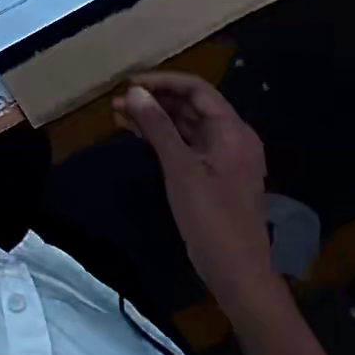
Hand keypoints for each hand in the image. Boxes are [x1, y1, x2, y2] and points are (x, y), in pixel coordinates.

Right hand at [115, 71, 277, 306]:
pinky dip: (160, 135)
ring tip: (118, 113)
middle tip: (117, 99)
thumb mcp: (179, 167)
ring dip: (154, 116)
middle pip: (191, 104)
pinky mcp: (211, 174)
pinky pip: (184, 143)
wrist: (237, 273)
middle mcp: (231, 138)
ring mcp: (222, 157)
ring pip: (185, 124)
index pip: (197, 89)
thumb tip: (134, 91)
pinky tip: (134, 132)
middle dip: (154, 98)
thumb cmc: (211, 217)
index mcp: (232, 131)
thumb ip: (157, 126)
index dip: (162, 81)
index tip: (128, 83)